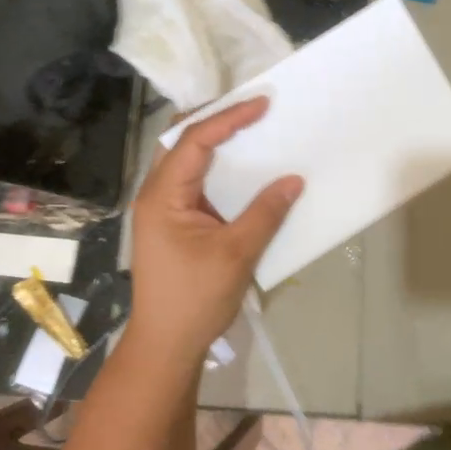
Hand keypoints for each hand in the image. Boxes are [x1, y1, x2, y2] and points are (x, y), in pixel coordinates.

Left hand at [127, 97, 302, 365]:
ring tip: (250, 126)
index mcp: (163, 196)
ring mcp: (162, 208)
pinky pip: (193, 178)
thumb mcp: (236, 254)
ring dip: (215, 138)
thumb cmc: (195, 299)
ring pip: (185, 157)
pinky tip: (240, 165)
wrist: (166, 345)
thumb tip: (294, 179)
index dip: (228, 118)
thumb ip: (265, 213)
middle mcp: (156, 194)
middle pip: (181, 139)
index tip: (262, 104)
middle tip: (253, 107)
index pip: (194, 140)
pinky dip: (215, 163)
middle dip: (216, 118)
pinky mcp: (172, 221)